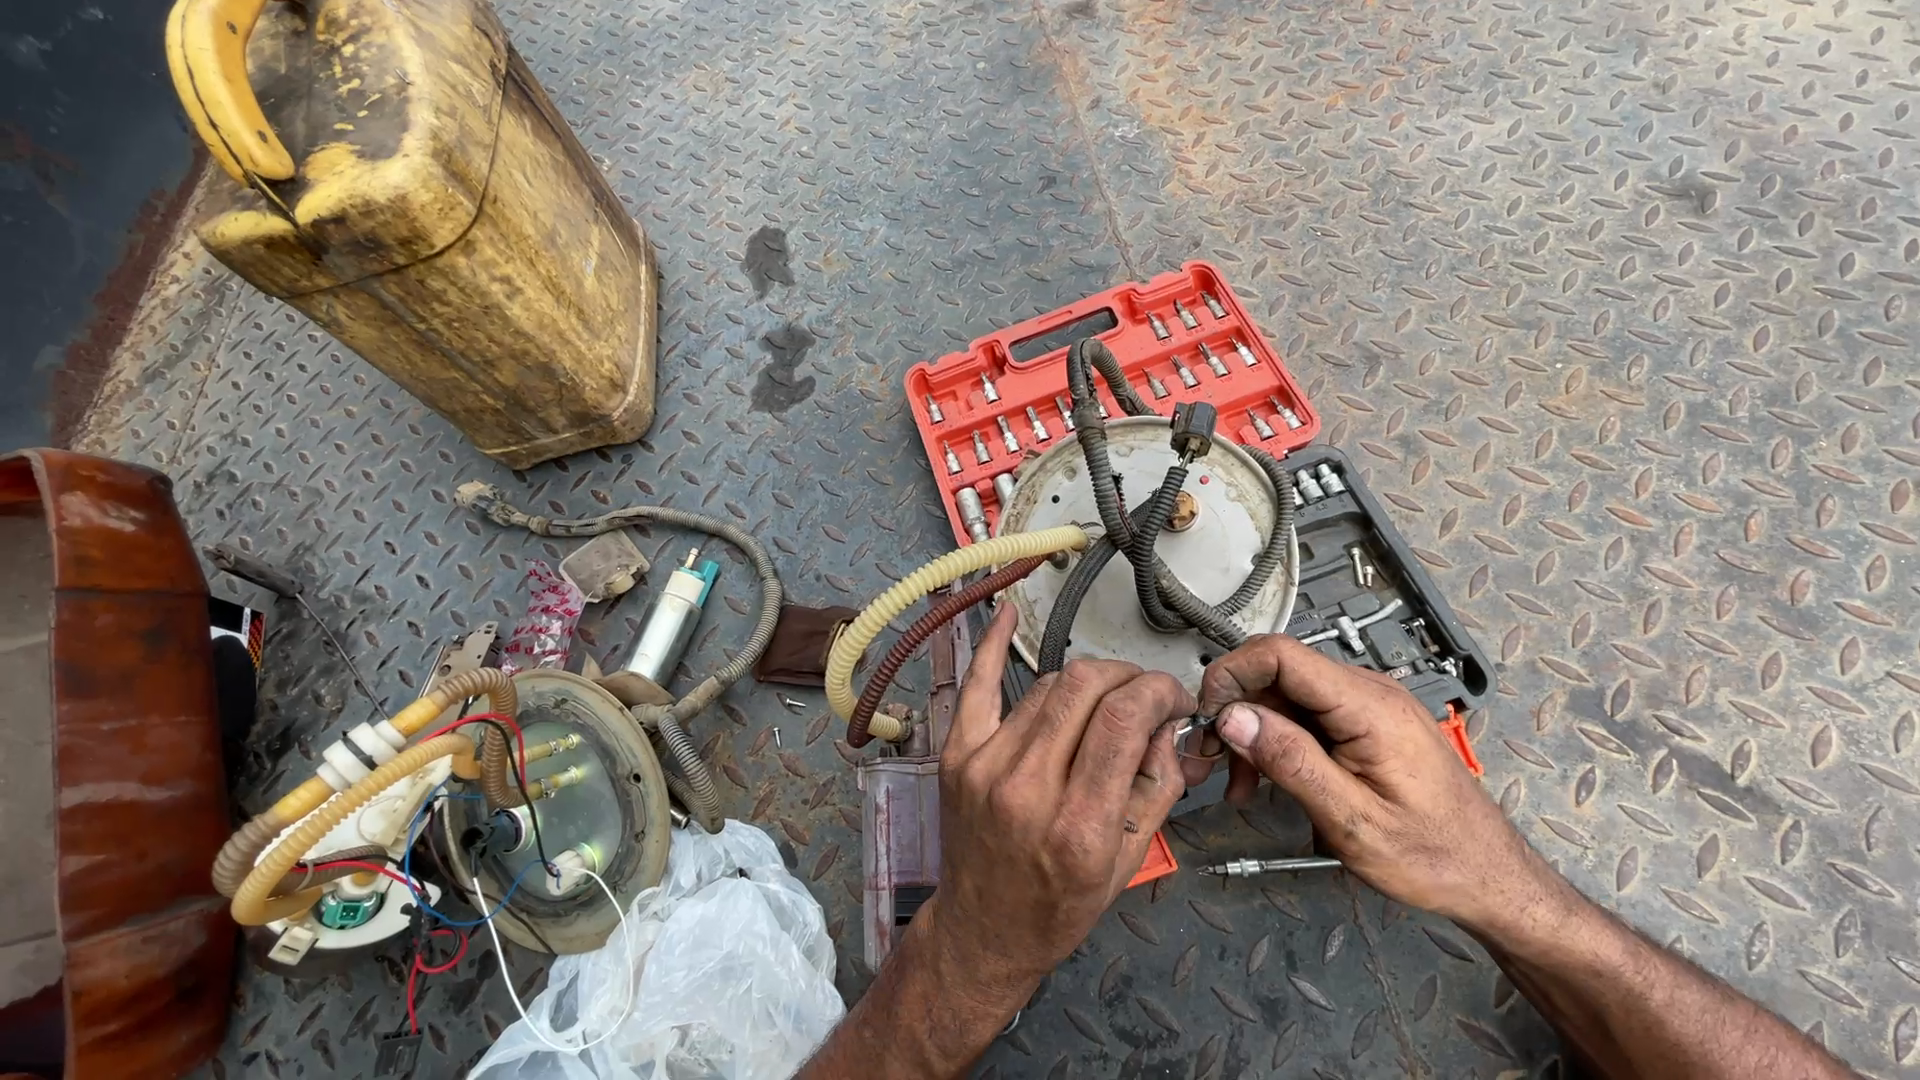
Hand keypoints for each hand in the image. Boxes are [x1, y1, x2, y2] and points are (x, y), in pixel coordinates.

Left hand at [920, 605, 1194, 1000]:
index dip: (1157, 690)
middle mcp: (1027, 789)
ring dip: (1087, 683)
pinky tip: (1005, 614)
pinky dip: (993, 646)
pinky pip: (977, 685)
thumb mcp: (1131, 858)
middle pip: (1086, 687)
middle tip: (1142, 695)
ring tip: (1101, 706)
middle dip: (1127, 677)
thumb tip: (1169, 720)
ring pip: (1049, 684)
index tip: (1171, 697)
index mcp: (1079, 825)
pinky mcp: (956, 753)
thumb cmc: (1059, 904)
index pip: (1123, 717)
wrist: (985, 928)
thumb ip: (1160, 782)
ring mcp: (984, 765)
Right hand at [1187, 635, 1548, 928]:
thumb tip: (1232, 716)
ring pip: (1284, 694)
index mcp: (1368, 707)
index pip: (1280, 653)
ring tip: (1240, 783)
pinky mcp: (1362, 722)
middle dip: (1235, 708)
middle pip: (1276, 671)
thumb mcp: (1351, 819)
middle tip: (1213, 760)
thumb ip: (1290, 761)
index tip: (1207, 718)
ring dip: (1252, 731)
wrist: (1491, 878)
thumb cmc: (1431, 857)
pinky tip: (1265, 778)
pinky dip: (1275, 740)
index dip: (1232, 674)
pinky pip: (1303, 714)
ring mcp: (1365, 704)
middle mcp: (1367, 691)